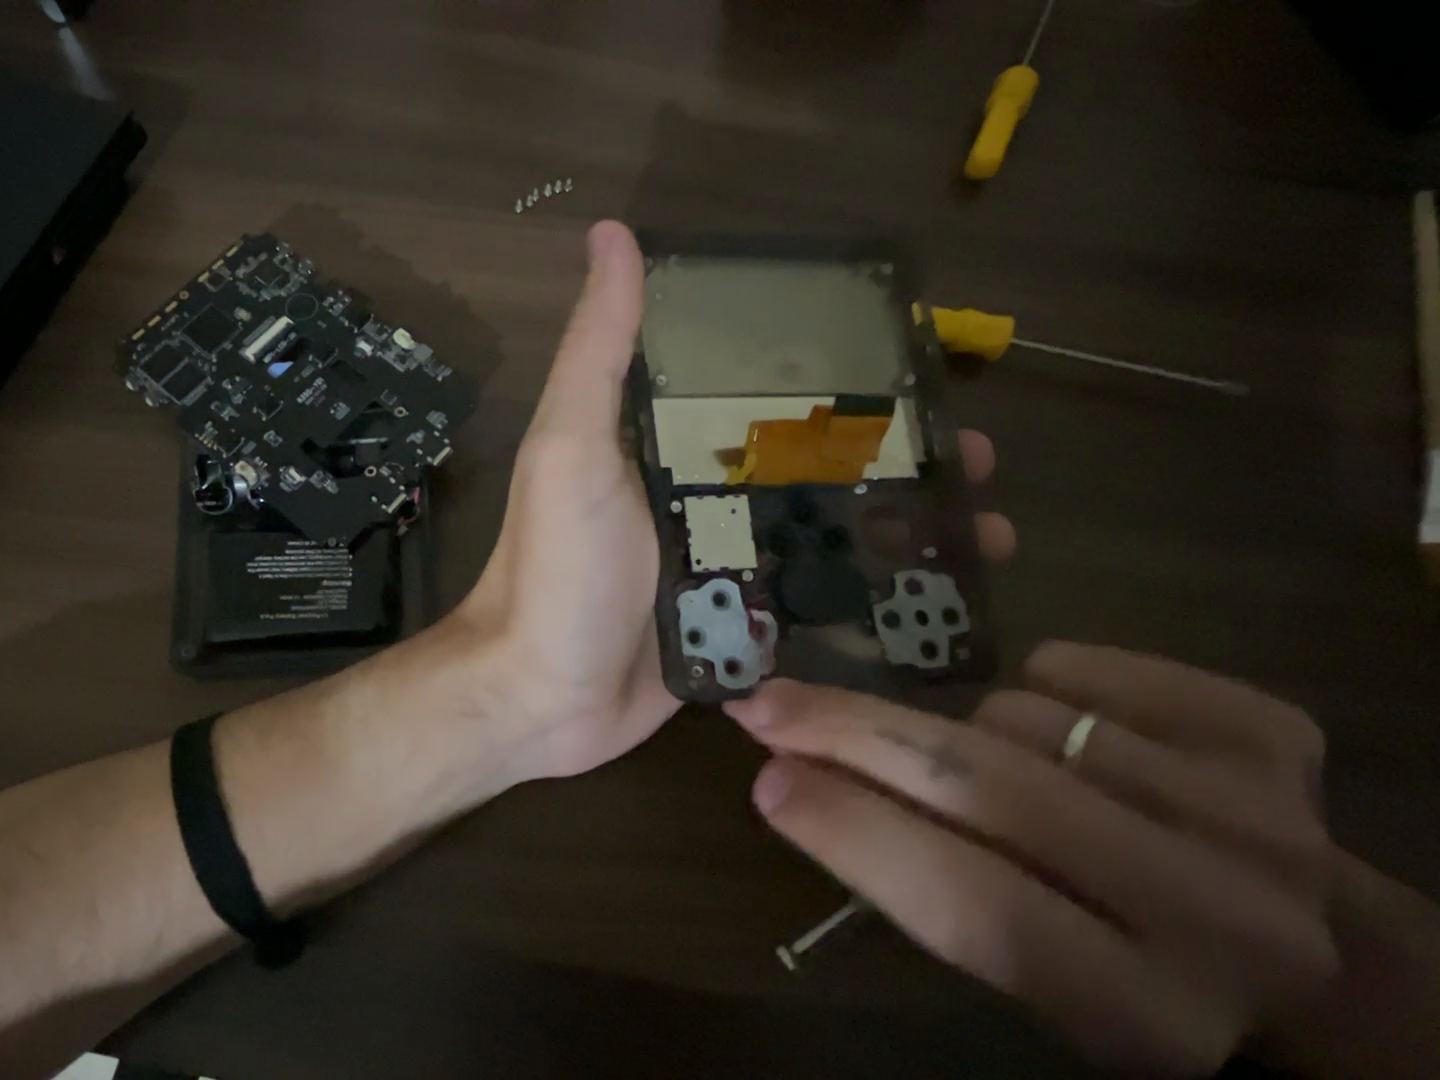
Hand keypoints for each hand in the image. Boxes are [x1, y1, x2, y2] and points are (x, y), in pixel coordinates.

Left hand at [453, 220, 1014, 782]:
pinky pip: (811, 595)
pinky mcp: (736, 621)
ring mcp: (721, 561)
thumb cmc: (557, 567)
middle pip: (807, 458)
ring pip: (823, 527)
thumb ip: (598, 351)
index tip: (914, 357)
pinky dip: (868, 588)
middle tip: (977, 450)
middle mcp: (697, 493)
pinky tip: (943, 591)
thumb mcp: (571, 446)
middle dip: (890, 451)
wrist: (542, 695)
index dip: (834, 369)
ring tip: (986, 523)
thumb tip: (610, 233)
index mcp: (663, 443)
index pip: (760, 387)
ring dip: (898, 521)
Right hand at [728, 643, 1337, 1074]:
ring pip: (1020, 715)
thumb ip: (932, 886)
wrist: (1331, 963)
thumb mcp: (1035, 971)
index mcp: (1146, 1008)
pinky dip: (1040, 683)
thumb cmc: (1135, 973)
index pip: (973, 908)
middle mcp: (1217, 911)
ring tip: (1001, 766)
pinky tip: (1076, 731)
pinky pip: (1075, 666)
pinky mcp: (1269, 733)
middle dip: (851, 731)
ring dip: (968, 727)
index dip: (855, 835)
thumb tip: (799, 777)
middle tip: (764, 705)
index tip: (763, 781)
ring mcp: (1256, 810)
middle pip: (990, 787)